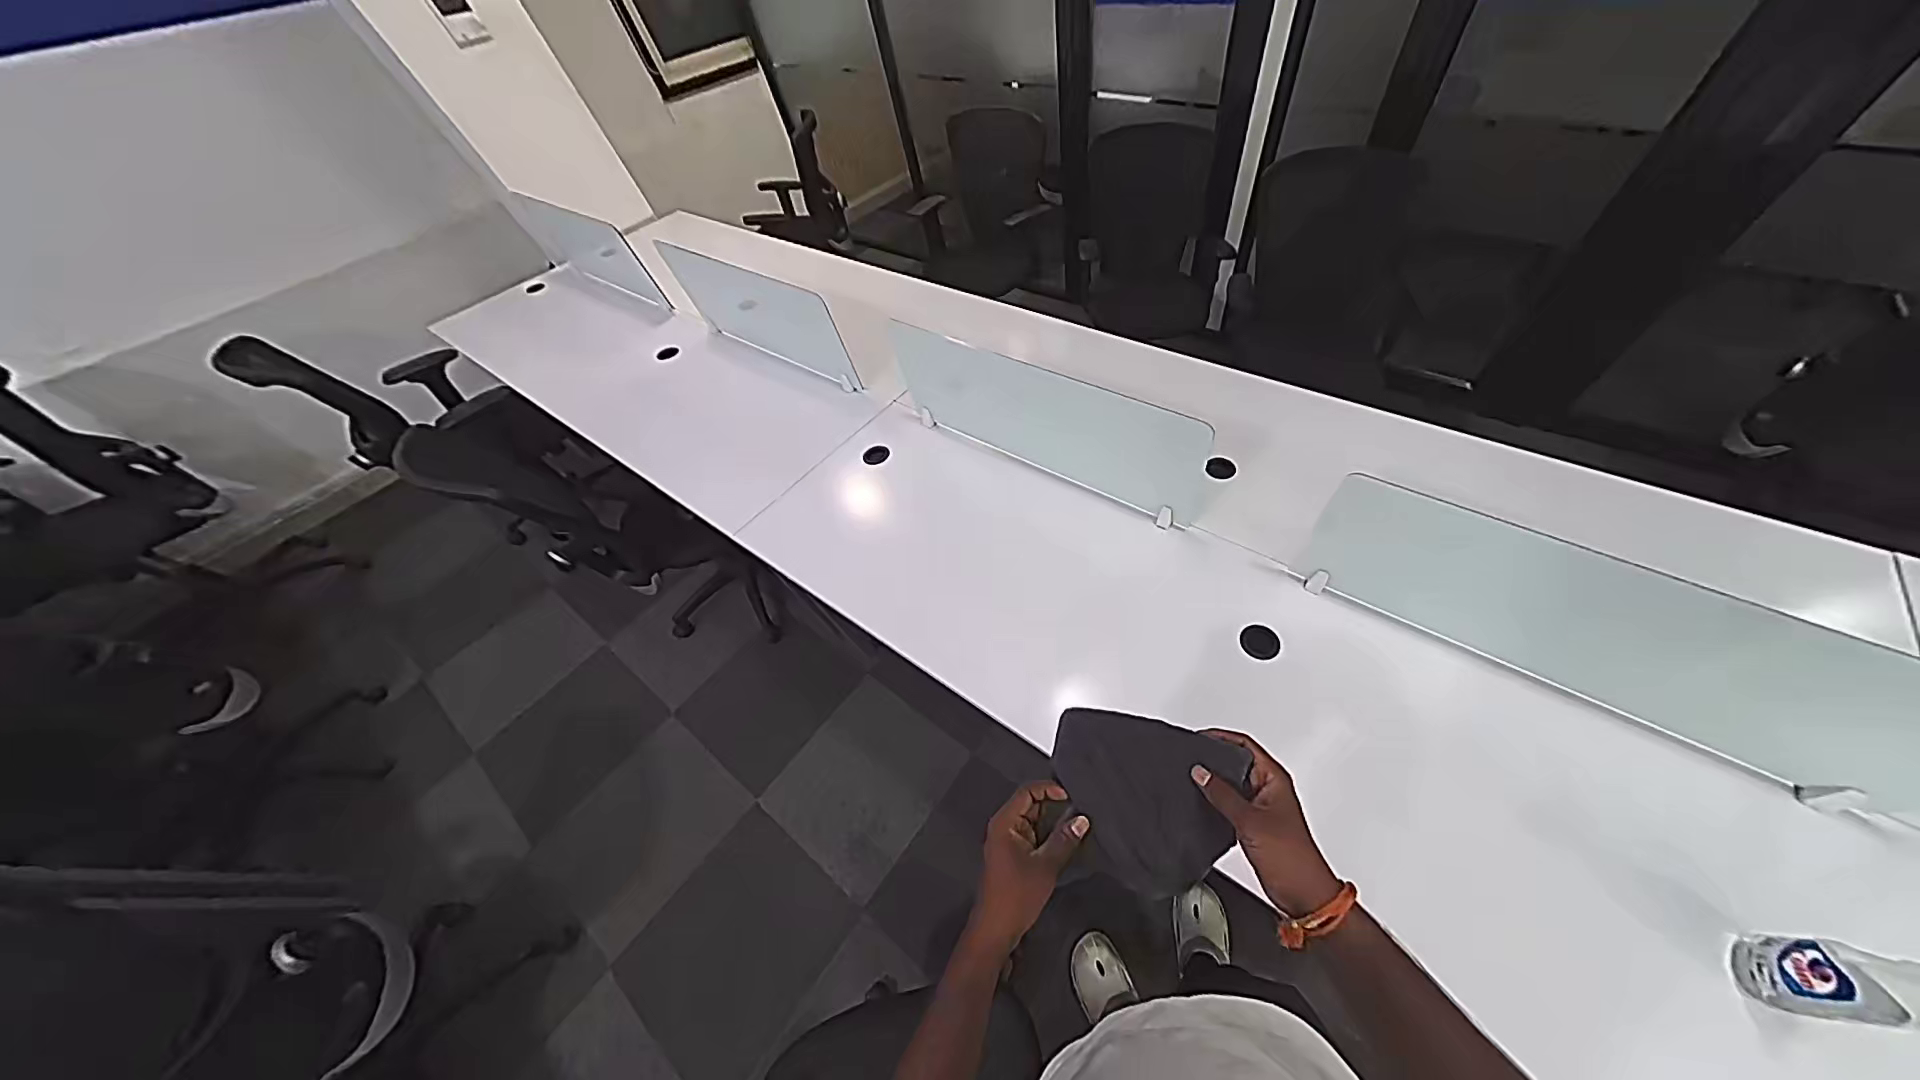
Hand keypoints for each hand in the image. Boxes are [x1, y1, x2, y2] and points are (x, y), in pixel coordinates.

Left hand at [966, 782, 1087, 953]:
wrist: (996, 928)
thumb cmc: (1015, 896)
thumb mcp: (1045, 866)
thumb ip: (1064, 840)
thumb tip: (1081, 819)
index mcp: (1004, 822)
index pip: (1027, 792)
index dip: (1048, 788)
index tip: (1070, 794)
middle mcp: (1004, 826)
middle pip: (1031, 804)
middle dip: (1054, 804)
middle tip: (1080, 808)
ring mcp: (1009, 840)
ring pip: (1034, 820)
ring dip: (1054, 821)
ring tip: (1078, 822)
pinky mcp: (1015, 853)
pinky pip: (1034, 835)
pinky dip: (1050, 835)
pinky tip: (1067, 839)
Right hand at [1191, 730, 1340, 914]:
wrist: (1304, 895)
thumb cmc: (1292, 858)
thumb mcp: (1250, 821)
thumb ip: (1222, 794)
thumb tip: (1200, 772)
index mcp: (1274, 779)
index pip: (1244, 745)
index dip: (1222, 737)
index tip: (1199, 737)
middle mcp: (1268, 789)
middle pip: (1237, 761)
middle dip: (1214, 758)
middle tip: (1191, 756)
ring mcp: (1260, 806)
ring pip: (1232, 783)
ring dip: (1214, 781)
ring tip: (1193, 778)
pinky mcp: (1253, 822)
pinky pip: (1229, 802)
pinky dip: (1215, 800)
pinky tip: (1202, 803)